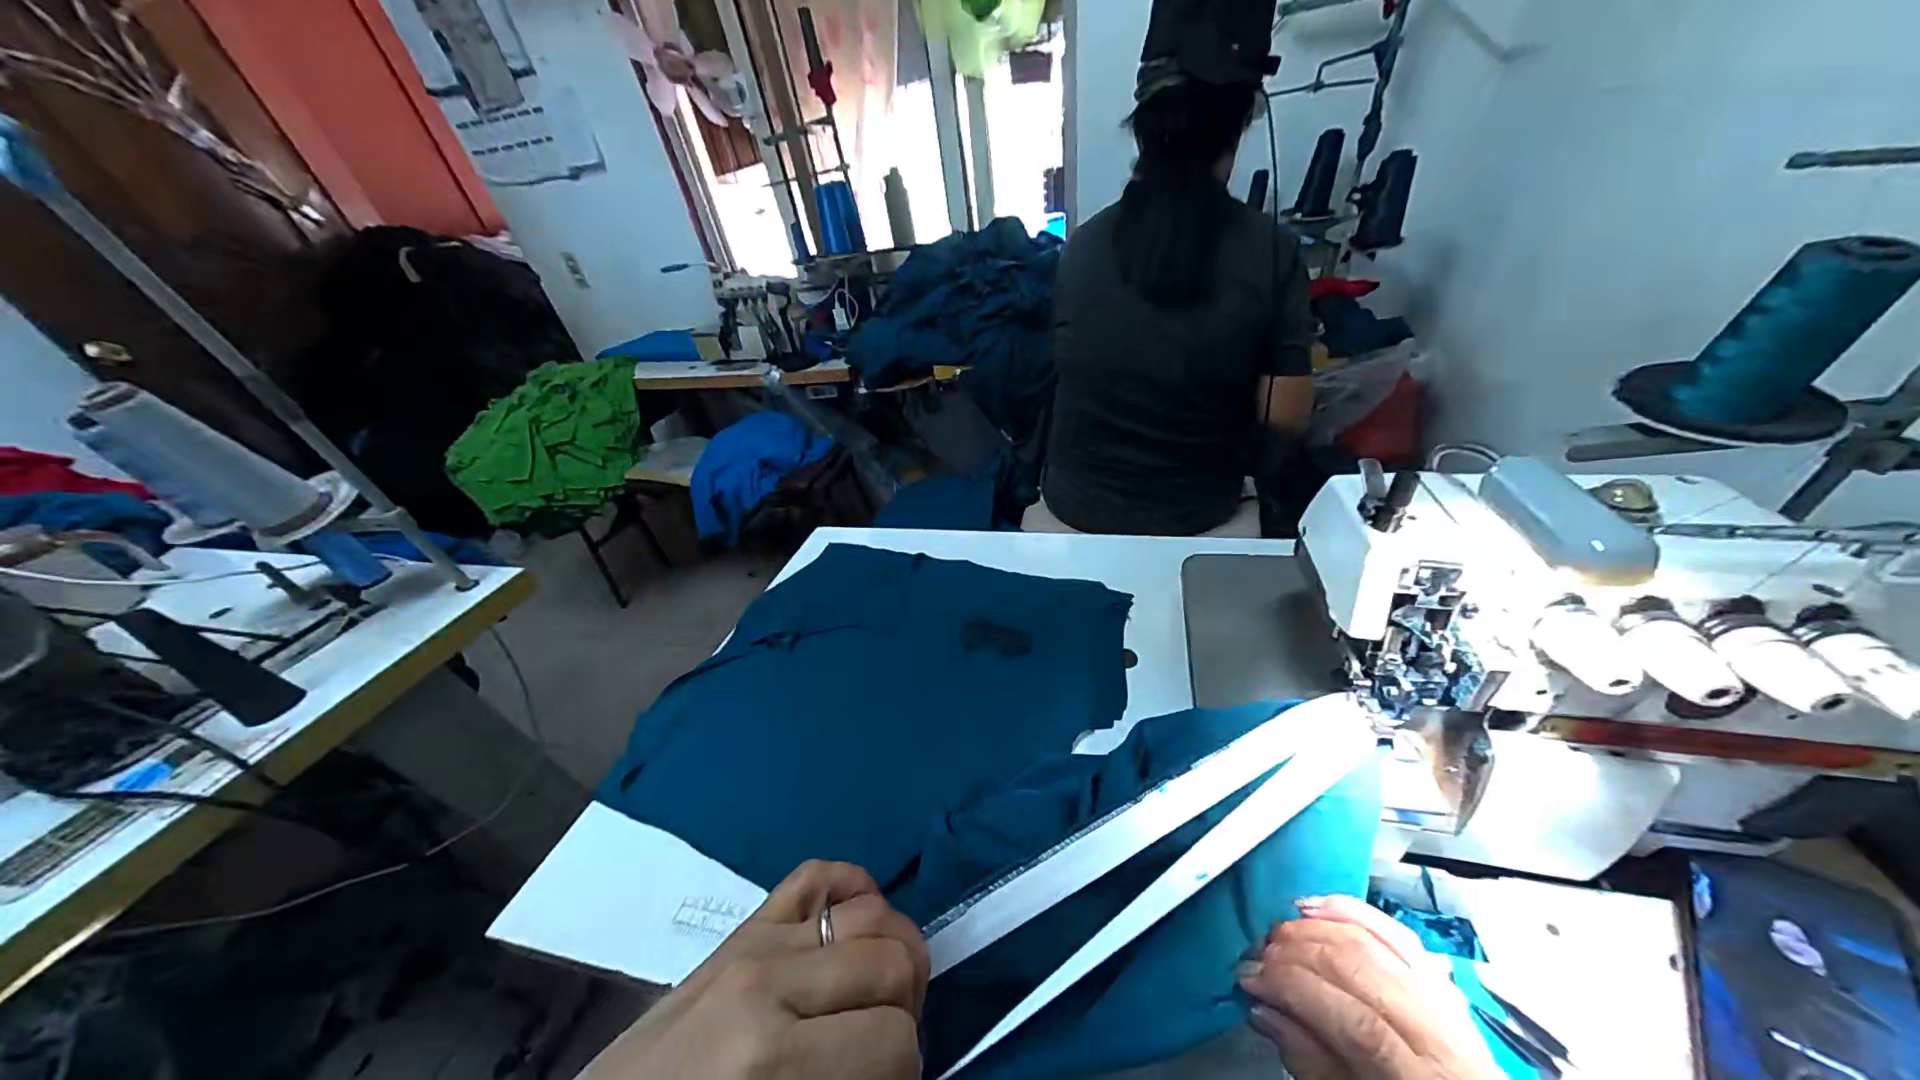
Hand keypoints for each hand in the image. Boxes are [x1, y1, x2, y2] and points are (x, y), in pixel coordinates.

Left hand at [579, 860, 929, 1079]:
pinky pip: (819, 874)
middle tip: (886, 1042)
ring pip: (873, 913)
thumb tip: (905, 1060)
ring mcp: (756, 941)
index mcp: (772, 1059)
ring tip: (878, 992)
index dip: (906, 1068)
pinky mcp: (746, 924)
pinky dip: (855, 890)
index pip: (893, 1040)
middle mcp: (770, 983)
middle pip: (892, 964)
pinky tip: (856, 930)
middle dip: (906, 1008)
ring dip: (893, 954)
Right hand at [1238, 895, 1499, 1079]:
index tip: (1249, 979)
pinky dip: (1349, 911)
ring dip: (1313, 928)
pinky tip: (1313, 907)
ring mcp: (1445, 999)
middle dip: (1296, 952)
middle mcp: (1443, 1033)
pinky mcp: (1439, 978)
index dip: (1294, 990)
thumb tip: (1263, 1008)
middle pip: (1360, 969)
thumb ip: (1312, 1063)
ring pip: (1372, 940)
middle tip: (1256, 955)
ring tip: (1276, 935)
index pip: (1355, 1021)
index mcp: (1424, 1079)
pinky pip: (1394, 930)